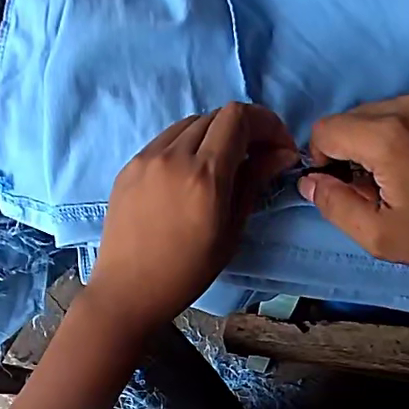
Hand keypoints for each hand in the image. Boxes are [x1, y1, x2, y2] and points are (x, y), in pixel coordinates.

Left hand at [82, 102, 297, 335]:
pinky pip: (164, 141)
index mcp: (204, 175)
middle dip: (243, 131)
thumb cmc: (186, 273)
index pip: (239, 118)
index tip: (278, 146)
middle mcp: (173, 156)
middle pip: (216, 117)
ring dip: (213, 136)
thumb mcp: (230, 232)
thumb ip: (253, 184)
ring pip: (189, 125)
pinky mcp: (128, 167)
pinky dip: (185, 147)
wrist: (128, 291)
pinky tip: (188, 175)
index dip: (266, 124)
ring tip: (221, 167)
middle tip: (255, 160)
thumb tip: (280, 154)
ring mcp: (146, 159)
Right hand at [300, 83, 408, 280]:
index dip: (324, 158)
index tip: (345, 183)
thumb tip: (310, 180)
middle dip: (357, 148)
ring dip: (390, 135)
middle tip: (383, 185)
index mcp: (390, 136)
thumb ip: (334, 205)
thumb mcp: (379, 237)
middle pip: (359, 115)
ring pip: (394, 107)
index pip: (327, 128)